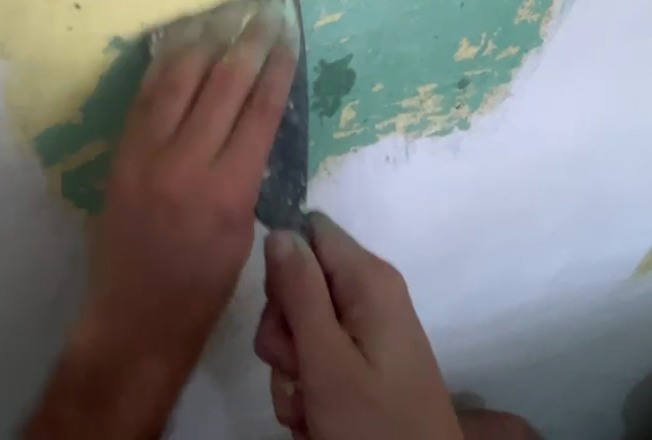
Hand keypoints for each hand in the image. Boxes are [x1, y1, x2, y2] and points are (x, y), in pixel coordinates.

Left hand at [25, 17, 297, 438]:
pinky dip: (164, 68)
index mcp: (227, 190)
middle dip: (246, 46)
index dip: (277, 71)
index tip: (288, 41)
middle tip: (262, 17)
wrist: (135, 317)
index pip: (259, 112)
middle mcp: (185, 162)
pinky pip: (144, 97)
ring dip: (203, 45)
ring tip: (222, 19)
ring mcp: (145, 153)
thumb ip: (249, 169)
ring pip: (177, 80)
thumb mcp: (244, 229)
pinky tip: (179, 48)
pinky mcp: (121, 153)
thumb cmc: (204, 285)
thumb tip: (255, 116)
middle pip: (221, 85)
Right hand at [256, 212, 463, 439]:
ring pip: (303, 325)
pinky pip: (320, 355)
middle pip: (301, 282)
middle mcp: (372, 293)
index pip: (311, 230)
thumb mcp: (326, 360)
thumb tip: (279, 231)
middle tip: (296, 368)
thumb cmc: (373, 425)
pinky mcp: (367, 361)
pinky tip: (317, 417)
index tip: (279, 308)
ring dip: (292, 367)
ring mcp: (370, 329)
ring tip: (309, 405)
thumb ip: (299, 291)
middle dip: (285, 329)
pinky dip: (309, 386)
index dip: (284, 263)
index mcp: (369, 278)